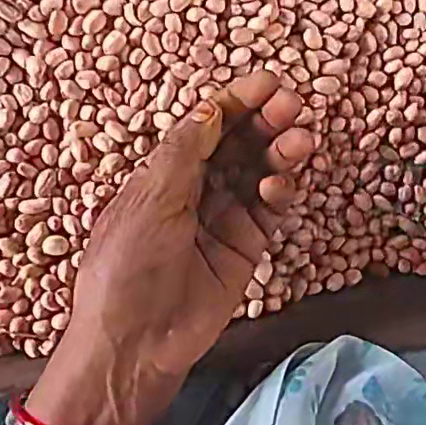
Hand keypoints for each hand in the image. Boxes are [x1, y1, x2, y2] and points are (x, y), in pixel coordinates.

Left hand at [61, 70, 313, 374]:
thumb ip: (184, 152)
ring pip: (259, 171)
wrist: (135, 341)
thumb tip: (211, 109)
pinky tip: (278, 184)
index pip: (207, 125)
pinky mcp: (245, 246)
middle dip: (265, 120)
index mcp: (165, 172)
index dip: (236, 102)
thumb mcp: (149, 199)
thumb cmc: (127, 264)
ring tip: (297, 138)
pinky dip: (278, 191)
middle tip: (291, 106)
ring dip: (279, 150)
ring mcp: (223, 217)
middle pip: (239, 143)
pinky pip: (268, 209)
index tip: (267, 83)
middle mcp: (197, 189)